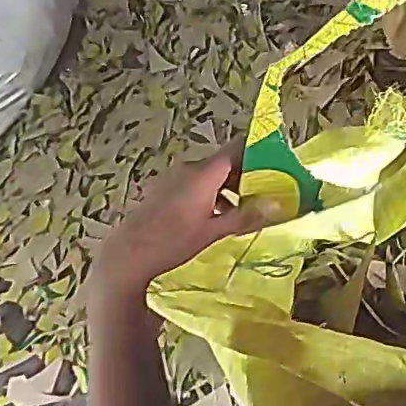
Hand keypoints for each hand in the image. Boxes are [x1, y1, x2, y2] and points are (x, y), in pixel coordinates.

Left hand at [87, 146, 266, 306]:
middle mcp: (189, 169)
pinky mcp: (166, 190)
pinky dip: (214, 194)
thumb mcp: (213, 231)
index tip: (278, 163)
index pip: (237, 148)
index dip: (258, 151)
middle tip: (269, 191)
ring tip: (248, 207)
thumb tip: (278, 205)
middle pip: (226, 162)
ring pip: (212, 175)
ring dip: (231, 187)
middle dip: (248, 174)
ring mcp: (175, 179)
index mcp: (203, 173)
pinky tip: (220, 216)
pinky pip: (198, 184)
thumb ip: (246, 216)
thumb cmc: (172, 242)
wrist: (128, 256)